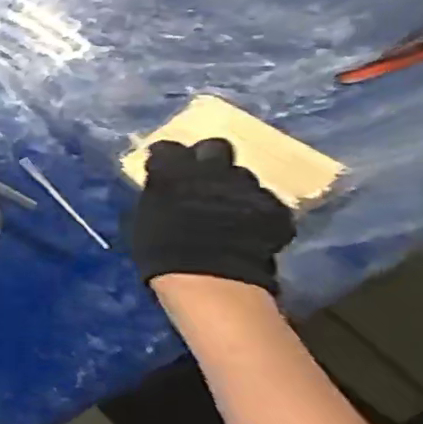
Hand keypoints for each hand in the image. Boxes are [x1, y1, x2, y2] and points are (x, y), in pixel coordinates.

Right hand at [128, 138, 295, 293]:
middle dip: (208, 157)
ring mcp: (250, 189)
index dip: (166, 155)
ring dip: (232, 185)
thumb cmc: (160, 247)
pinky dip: (253, 207)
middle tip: (200, 174)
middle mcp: (215, 172)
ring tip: (224, 203)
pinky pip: (262, 200)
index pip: (169, 148)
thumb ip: (160, 193)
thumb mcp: (147, 215)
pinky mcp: (275, 209)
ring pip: (243, 176)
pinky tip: (245, 223)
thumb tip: (163, 185)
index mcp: (174, 173)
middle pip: (216, 148)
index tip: (161, 163)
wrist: (208, 275)